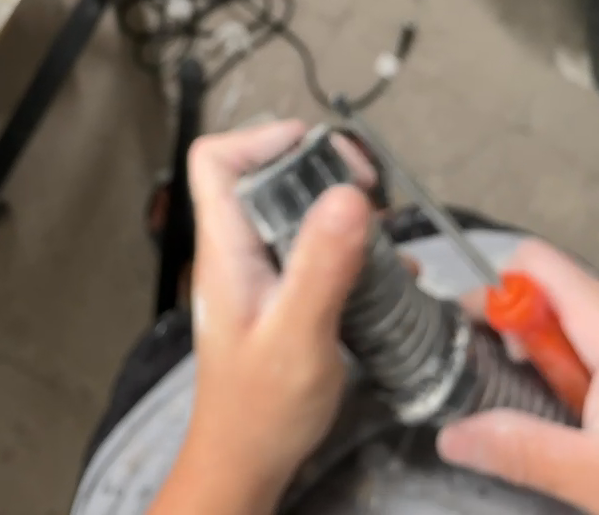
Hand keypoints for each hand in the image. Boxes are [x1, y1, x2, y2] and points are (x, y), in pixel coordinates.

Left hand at [150, 121, 373, 514]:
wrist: (247, 461)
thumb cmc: (261, 409)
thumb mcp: (297, 336)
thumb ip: (321, 266)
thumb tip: (347, 194)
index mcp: (226, 245)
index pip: (214, 159)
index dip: (261, 138)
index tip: (318, 152)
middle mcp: (239, 245)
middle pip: (265, 171)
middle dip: (318, 167)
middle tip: (365, 187)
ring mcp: (260, 266)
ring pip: (294, 204)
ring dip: (341, 206)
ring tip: (381, 227)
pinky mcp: (283, 286)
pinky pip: (313, 242)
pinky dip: (349, 242)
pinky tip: (384, 267)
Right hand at [437, 240, 598, 514]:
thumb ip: (520, 449)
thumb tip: (454, 434)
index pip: (532, 262)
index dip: (496, 293)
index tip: (482, 342)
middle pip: (546, 293)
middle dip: (526, 343)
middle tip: (537, 403)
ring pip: (569, 320)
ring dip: (554, 365)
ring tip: (577, 424)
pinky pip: (597, 338)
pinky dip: (582, 372)